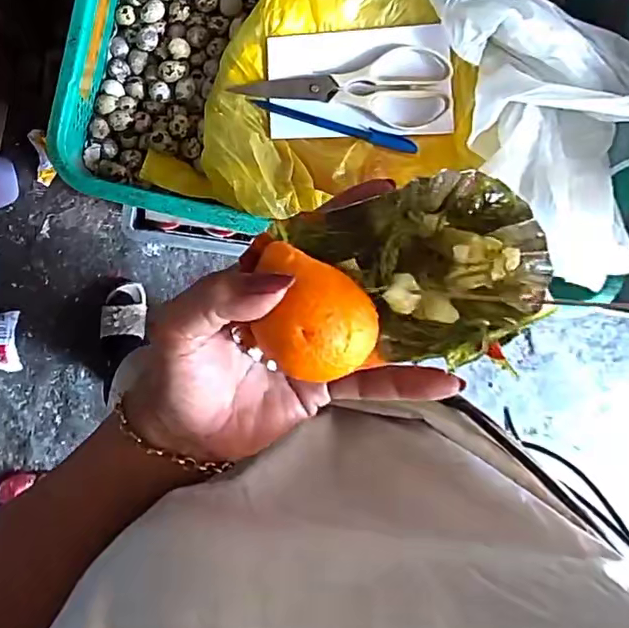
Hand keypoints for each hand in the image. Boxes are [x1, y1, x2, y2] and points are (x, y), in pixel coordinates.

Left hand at [123, 184, 462, 464]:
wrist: (182, 434)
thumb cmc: (176, 371)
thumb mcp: (182, 325)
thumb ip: (220, 297)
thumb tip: (282, 280)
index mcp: (256, 281)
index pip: (299, 240)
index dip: (335, 216)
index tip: (378, 194)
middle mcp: (290, 307)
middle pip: (341, 275)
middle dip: (383, 255)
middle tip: (432, 238)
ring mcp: (311, 347)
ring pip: (364, 325)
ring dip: (405, 315)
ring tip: (452, 302)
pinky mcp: (322, 388)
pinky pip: (367, 382)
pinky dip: (403, 381)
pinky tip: (443, 380)